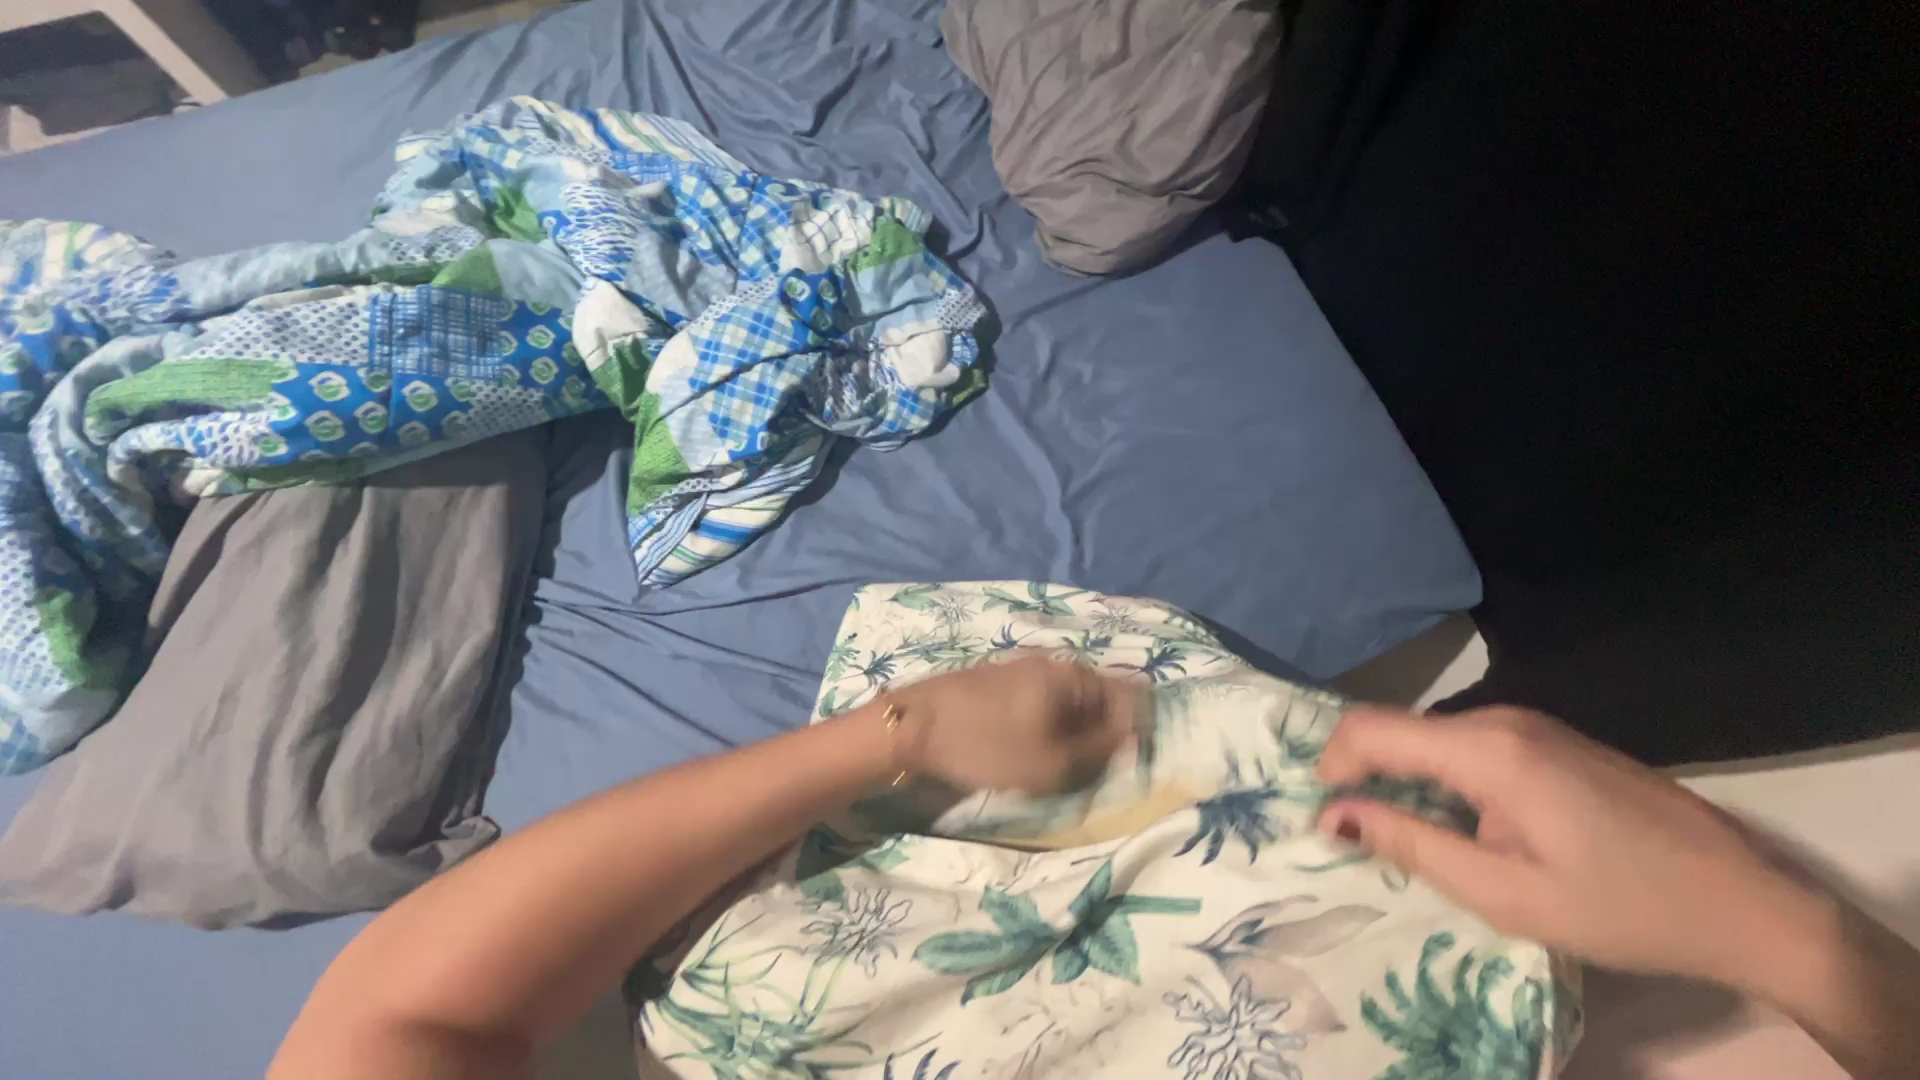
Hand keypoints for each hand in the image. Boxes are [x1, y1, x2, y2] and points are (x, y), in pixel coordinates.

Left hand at [886, 656, 1139, 794]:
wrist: (913, 726)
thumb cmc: (985, 745)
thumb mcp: (1051, 763)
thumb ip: (1099, 751)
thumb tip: (1130, 738)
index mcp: (1073, 675)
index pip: (1130, 696)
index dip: (1137, 731)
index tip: (1127, 766)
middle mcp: (1055, 663)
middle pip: (1101, 699)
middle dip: (1105, 735)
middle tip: (1093, 772)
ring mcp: (1027, 669)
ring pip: (1072, 704)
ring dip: (1076, 734)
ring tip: (1063, 767)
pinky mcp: (1005, 681)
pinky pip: (1046, 704)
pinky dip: (1051, 728)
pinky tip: (1036, 752)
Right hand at [1314, 705, 1828, 989]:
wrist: (1753, 905)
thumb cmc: (1624, 907)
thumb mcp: (1506, 895)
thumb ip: (1410, 844)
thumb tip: (1330, 814)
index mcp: (1486, 750)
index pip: (1371, 728)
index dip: (1331, 764)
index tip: (1324, 816)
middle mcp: (1499, 719)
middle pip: (1396, 727)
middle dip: (1359, 772)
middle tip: (1354, 831)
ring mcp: (1526, 724)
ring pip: (1427, 735)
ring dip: (1398, 775)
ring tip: (1402, 832)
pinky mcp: (1545, 738)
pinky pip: (1462, 743)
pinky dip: (1435, 774)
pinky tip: (1457, 820)